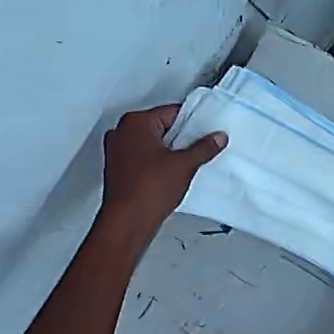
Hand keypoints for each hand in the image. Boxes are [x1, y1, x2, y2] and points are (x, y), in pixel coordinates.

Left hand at [99, 103, 226, 238]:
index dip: (193, 123)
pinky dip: (156, 162)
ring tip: (185, 164)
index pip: (172, 112)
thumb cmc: (148, 189)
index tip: (206, 132)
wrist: (128, 221)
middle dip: (180, 137)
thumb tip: (217, 138)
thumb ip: (204, 147)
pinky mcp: (117, 168)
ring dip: (168, 151)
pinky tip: (170, 174)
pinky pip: (142, 156)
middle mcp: (122, 132)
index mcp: (136, 122)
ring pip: (151, 142)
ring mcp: (116, 150)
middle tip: (198, 148)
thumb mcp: (185, 164)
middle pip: (160, 126)